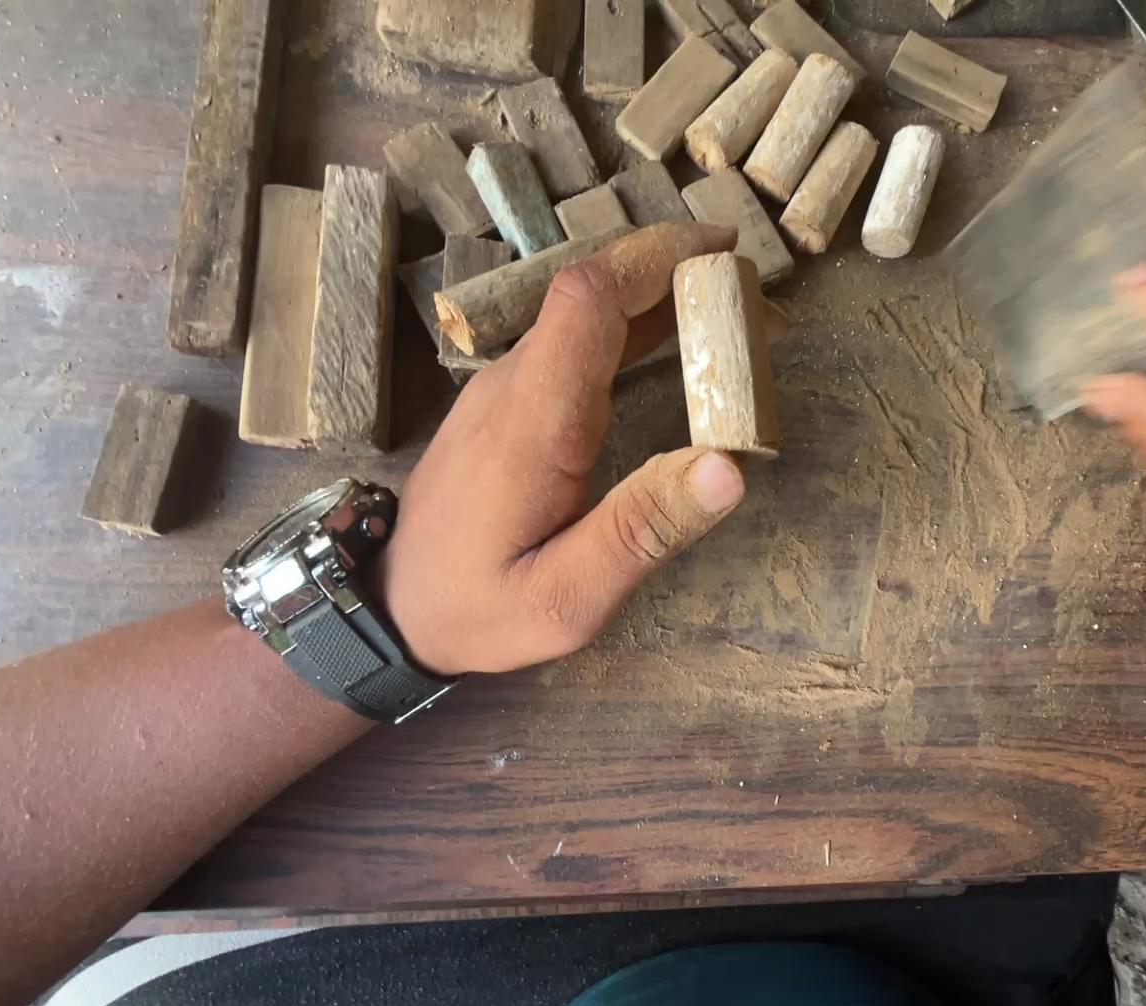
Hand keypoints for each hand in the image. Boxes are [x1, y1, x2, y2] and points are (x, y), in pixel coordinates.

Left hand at [380, 223, 756, 675]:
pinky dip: (631, 328)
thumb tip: (728, 467)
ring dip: (658, 299)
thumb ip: (641, 532)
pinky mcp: (506, 403)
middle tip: (752, 298)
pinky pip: (572, 342)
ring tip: (729, 320)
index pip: (587, 301)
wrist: (393, 606)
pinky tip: (672, 345)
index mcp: (531, 422)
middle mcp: (512, 385)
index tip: (726, 255)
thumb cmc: (480, 609)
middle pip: (590, 293)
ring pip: (582, 314)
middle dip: (674, 273)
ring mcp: (503, 389)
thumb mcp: (567, 599)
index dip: (656, 261)